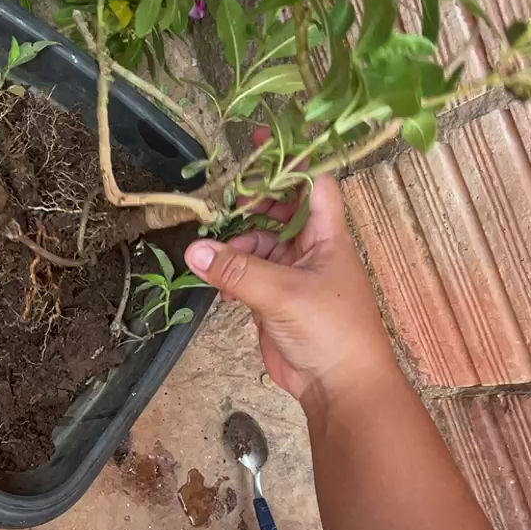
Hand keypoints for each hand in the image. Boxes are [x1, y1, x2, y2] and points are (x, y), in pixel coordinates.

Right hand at [182, 176, 400, 408]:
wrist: (338, 384)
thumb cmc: (330, 330)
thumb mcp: (282, 294)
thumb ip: (237, 270)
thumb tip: (192, 249)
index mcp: (327, 236)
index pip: (313, 184)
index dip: (289, 162)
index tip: (258, 145)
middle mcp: (310, 250)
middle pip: (279, 212)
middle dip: (251, 204)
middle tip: (219, 199)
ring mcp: (291, 276)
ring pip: (258, 245)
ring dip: (234, 244)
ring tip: (209, 251)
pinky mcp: (274, 301)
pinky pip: (247, 276)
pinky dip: (229, 274)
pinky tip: (212, 279)